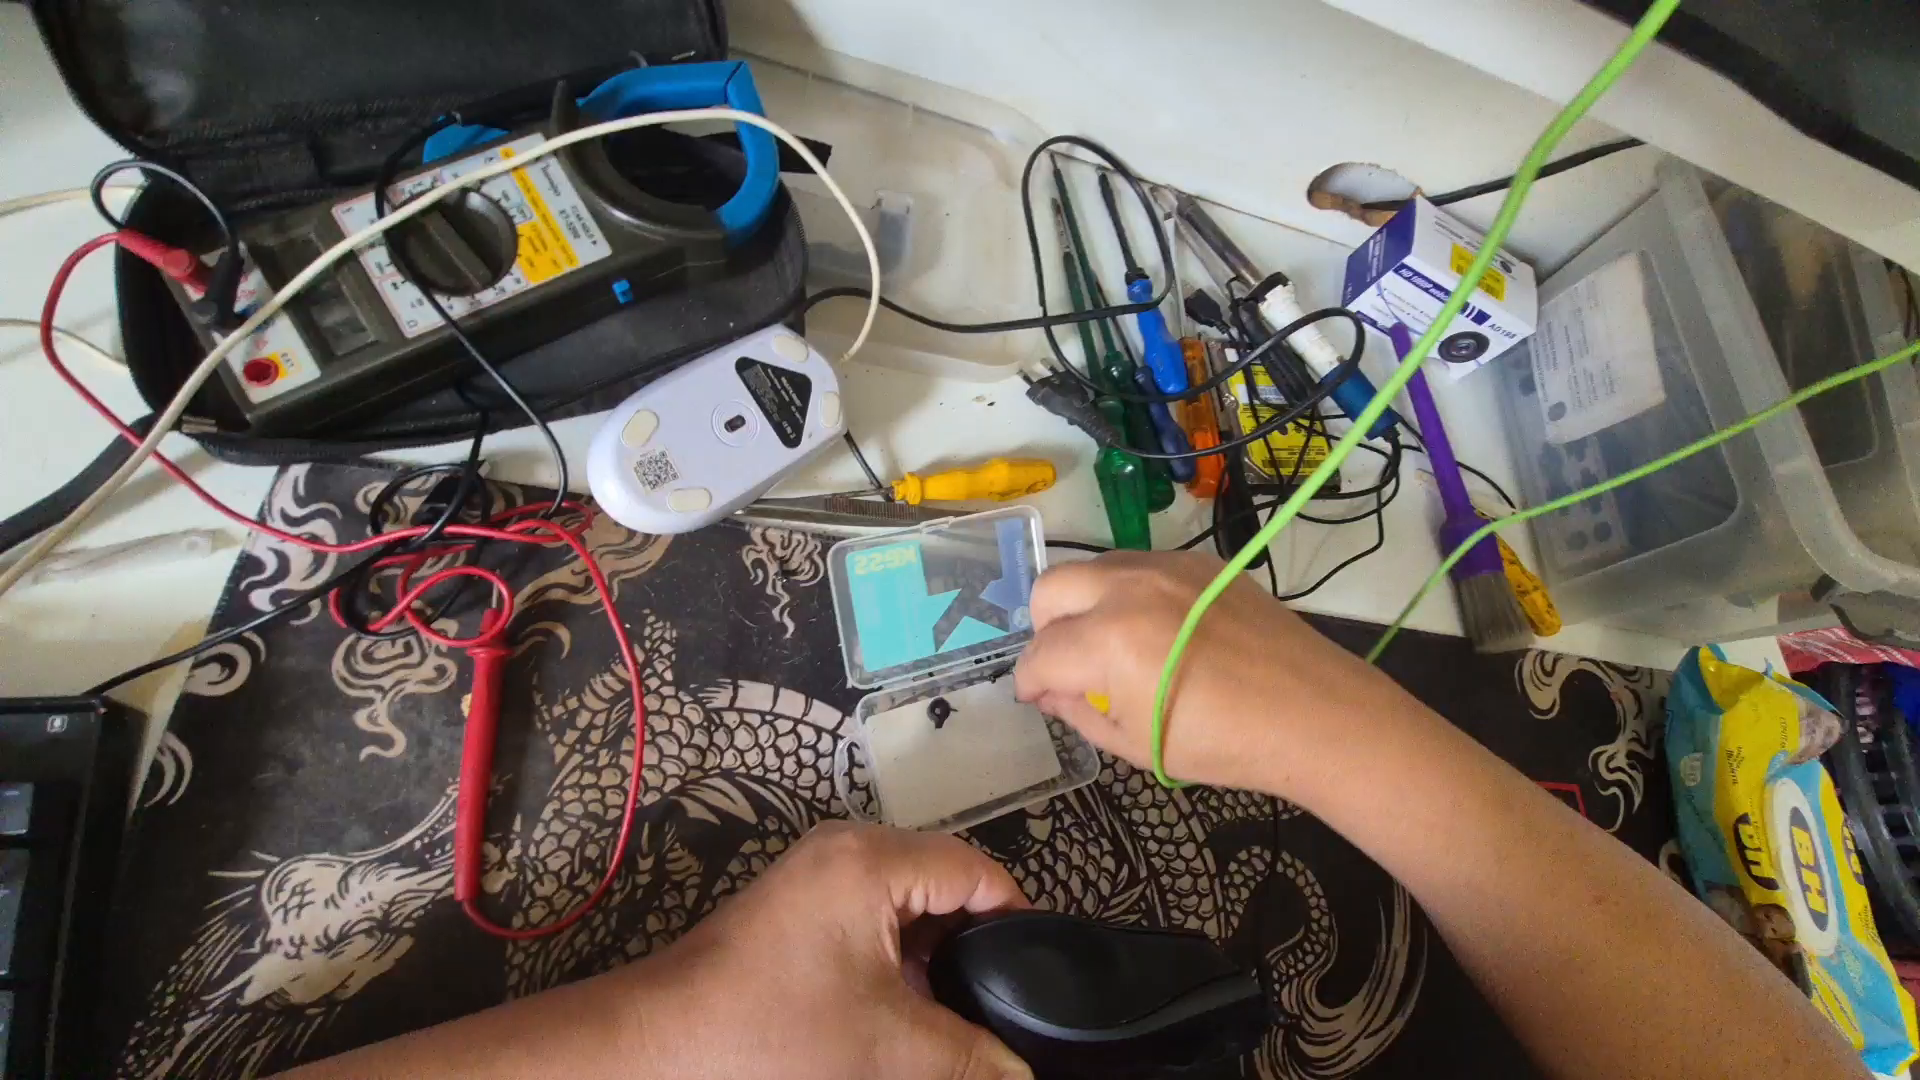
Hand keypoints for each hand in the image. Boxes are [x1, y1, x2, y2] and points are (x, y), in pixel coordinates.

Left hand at [636, 822, 1033, 1079]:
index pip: (972, 868)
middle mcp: (849, 844)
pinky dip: (899, 945)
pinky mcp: (802, 895)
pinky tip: (907, 997)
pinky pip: (873, 905)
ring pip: (907, 892)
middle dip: (974, 934)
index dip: (1014, 914)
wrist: (656, 1047)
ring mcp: (821, 867)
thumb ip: (966, 1057)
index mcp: (873, 858)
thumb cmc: (774, 1033)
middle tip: (1003, 992)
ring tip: (961, 1002)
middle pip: (941, 874)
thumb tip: (1024, 1075)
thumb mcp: (883, 1048)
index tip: (1038, 969)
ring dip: (935, 944)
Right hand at [1013, 551, 1417, 794]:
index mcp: (1111, 639)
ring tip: (1111, 643)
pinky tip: (1155, 627)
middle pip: (1050, 587)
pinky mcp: (1195, 560)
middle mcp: (1129, 587)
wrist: (1313, 712)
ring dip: (1082, 604)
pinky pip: (1135, 565)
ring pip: (1090, 569)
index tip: (1036, 695)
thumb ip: (1076, 711)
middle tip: (1068, 662)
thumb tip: (1047, 689)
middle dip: (1044, 628)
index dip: (1028, 680)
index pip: (1040, 653)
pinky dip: (1124, 592)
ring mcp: (1165, 565)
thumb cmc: (1221, 742)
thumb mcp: (1134, 742)